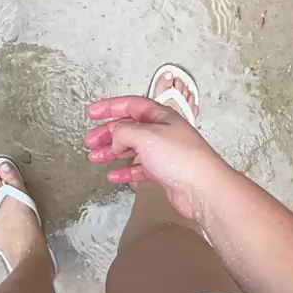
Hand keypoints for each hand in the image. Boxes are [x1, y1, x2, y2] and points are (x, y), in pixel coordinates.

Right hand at [84, 96, 234, 219]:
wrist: (202, 187)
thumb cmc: (181, 157)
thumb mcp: (146, 135)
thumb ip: (124, 131)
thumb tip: (115, 137)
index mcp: (160, 116)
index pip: (131, 105)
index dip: (110, 107)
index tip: (93, 112)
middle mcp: (162, 132)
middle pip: (129, 128)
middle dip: (107, 133)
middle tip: (90, 141)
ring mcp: (164, 152)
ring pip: (132, 149)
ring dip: (112, 152)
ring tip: (95, 157)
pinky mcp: (164, 172)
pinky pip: (139, 168)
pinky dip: (125, 171)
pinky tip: (114, 175)